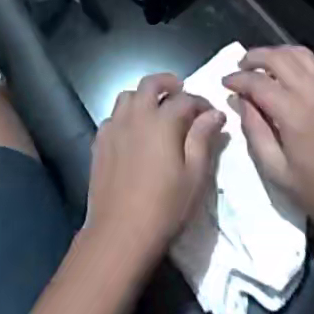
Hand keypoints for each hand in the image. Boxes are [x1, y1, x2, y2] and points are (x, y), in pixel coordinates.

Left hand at [84, 72, 226, 263]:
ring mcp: (113, 125)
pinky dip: (126, 115)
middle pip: (150, 84)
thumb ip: (203, 139)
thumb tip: (214, 113)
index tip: (212, 114)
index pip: (185, 99)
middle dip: (168, 83)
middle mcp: (135, 114)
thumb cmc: (165, 207)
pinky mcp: (99, 139)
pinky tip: (134, 132)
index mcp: (162, 121)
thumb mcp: (194, 176)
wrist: (120, 230)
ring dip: (144, 96)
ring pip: (128, 95)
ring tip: (156, 110)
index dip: (201, 103)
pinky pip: (113, 115)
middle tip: (180, 92)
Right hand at [222, 46, 313, 233]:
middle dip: (254, 58)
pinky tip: (294, 73)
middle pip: (278, 57)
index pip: (257, 81)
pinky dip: (302, 61)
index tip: (225, 84)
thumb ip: (254, 131)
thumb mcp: (277, 171)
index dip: (236, 79)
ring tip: (264, 66)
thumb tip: (241, 102)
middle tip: (240, 68)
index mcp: (294, 112)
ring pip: (301, 54)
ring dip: (278, 54)